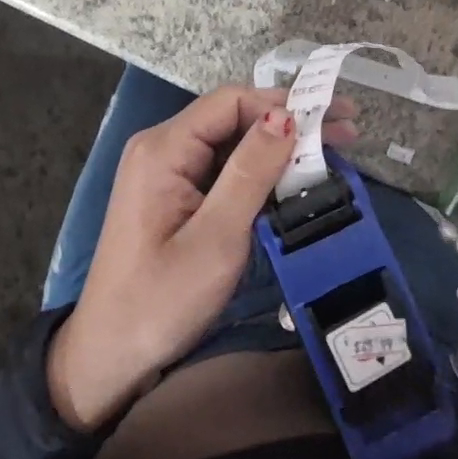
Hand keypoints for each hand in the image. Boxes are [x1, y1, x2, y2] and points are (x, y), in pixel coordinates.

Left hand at [45, 86, 359, 430]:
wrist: (110, 357)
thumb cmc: (162, 300)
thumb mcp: (216, 237)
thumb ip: (250, 172)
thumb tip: (286, 116)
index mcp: (164, 148)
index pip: (231, 102)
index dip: (284, 104)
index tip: (334, 118)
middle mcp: (162, 149)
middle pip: (232, 118)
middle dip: (289, 123)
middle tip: (347, 133)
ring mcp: (166, 173)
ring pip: (231, 144)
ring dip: (279, 149)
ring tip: (332, 155)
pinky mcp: (174, 197)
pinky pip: (222, 170)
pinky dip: (260, 173)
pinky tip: (295, 181)